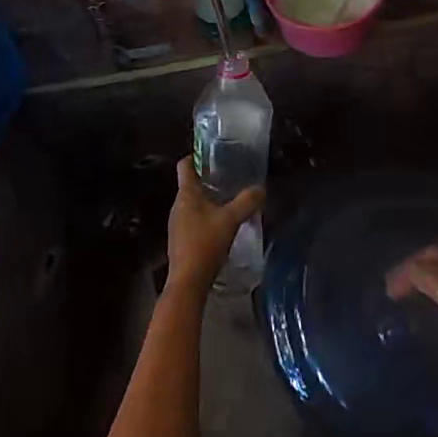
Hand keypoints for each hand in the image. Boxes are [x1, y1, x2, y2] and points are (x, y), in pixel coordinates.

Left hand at [167, 158, 263, 293]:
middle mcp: (177, 206)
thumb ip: (246, 202)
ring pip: (192, 204)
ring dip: (208, 200)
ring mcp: (176, 224)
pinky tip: (222, 226)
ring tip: (229, 201)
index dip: (196, 156)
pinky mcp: (180, 240)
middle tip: (230, 177)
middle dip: (208, 180)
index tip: (213, 154)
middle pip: (190, 184)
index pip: (185, 165)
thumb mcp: (230, 220)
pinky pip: (193, 220)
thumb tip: (261, 188)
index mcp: (186, 195)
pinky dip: (206, 217)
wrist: (188, 282)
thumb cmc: (205, 244)